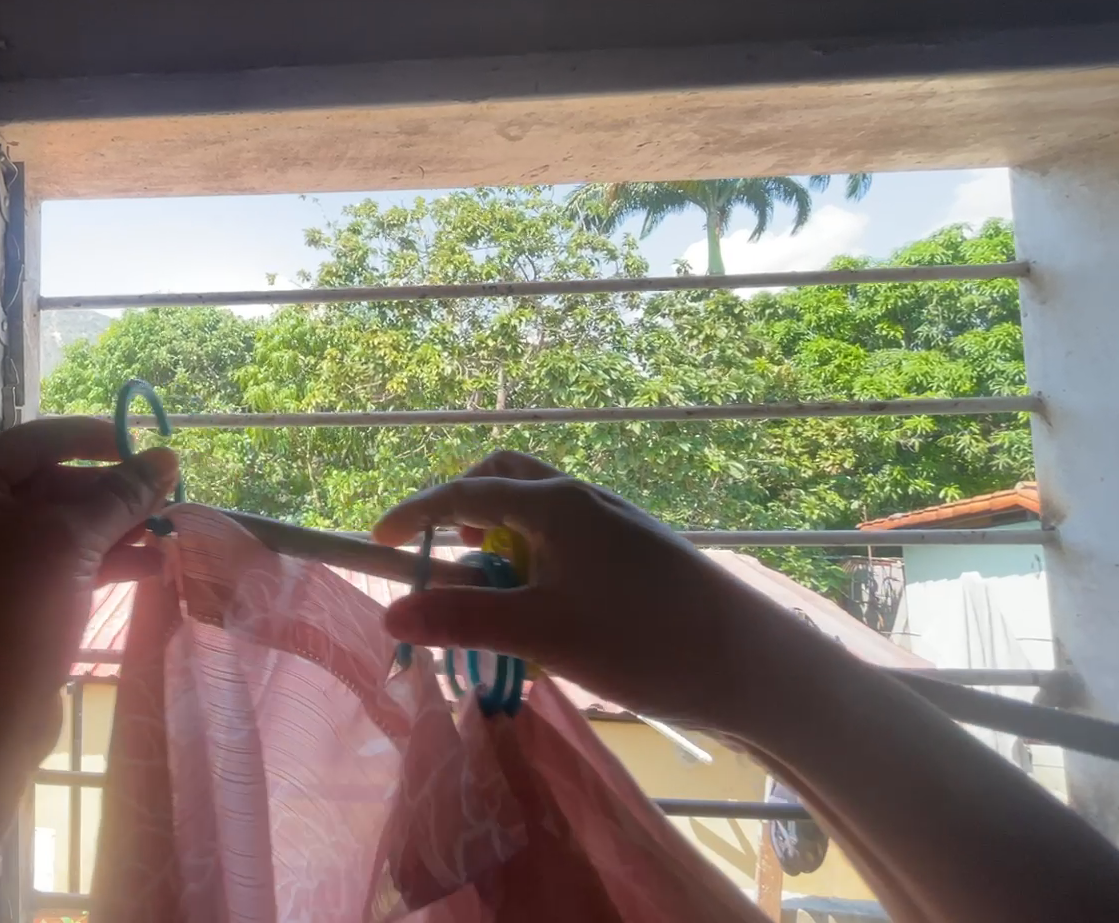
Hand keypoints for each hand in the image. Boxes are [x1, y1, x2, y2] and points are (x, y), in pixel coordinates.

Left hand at [0, 418, 177, 764]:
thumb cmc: (7, 620)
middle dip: (111, 493)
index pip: (35, 442)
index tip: (146, 445)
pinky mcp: (8, 608)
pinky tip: (149, 569)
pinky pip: (59, 568)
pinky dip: (102, 564)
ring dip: (114, 530)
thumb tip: (167, 458)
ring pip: (60, 531)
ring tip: (166, 535)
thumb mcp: (66, 544)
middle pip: (50, 486)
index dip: (94, 438)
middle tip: (166, 498)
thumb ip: (118, 496)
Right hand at [371, 451, 848, 733]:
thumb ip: (462, 617)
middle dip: (460, 504)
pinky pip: (560, 528)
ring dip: (496, 527)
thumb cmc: (648, 641)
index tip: (378, 538)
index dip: (414, 514)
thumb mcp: (543, 632)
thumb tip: (389, 612)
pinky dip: (529, 546)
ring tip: (488, 575)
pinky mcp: (632, 547)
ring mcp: (611, 520)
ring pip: (533, 501)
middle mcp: (580, 497)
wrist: (768, 671)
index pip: (462, 494)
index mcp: (555, 503)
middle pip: (501, 475)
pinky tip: (541, 593)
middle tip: (443, 546)